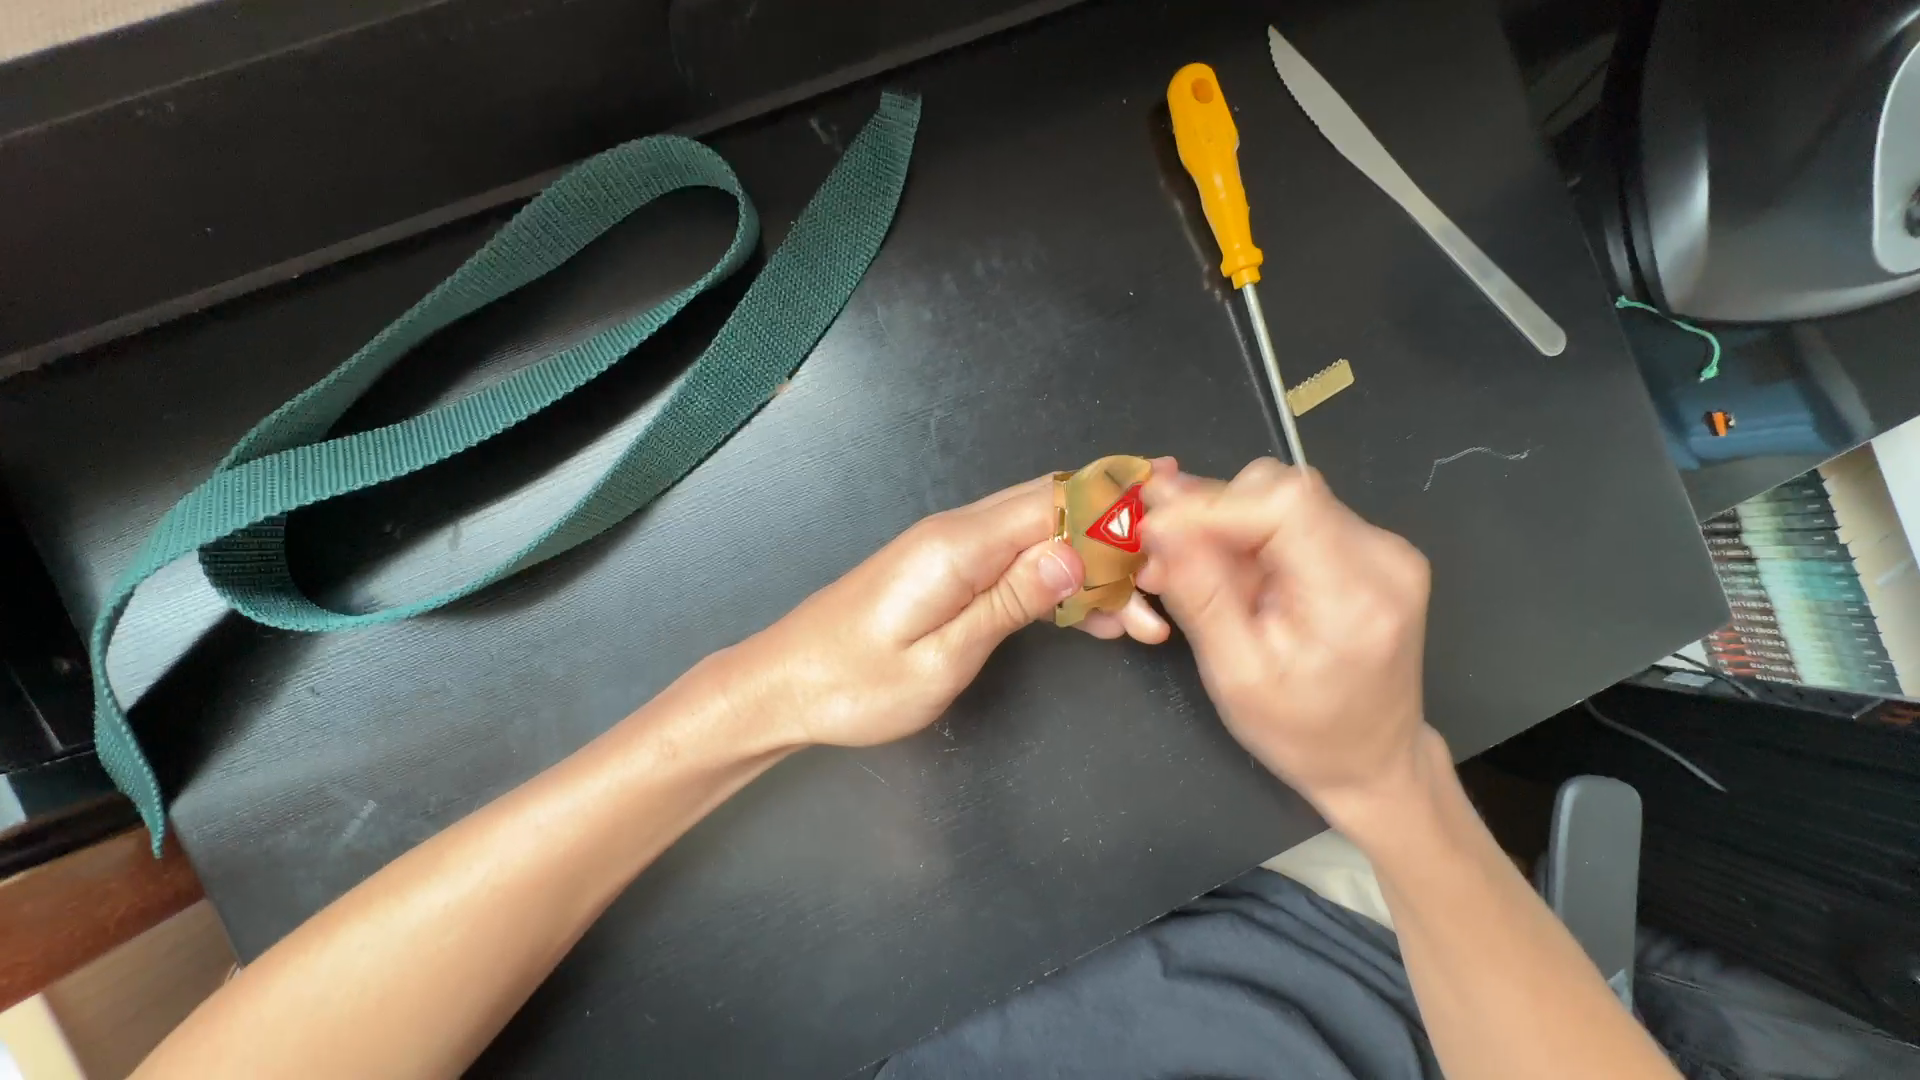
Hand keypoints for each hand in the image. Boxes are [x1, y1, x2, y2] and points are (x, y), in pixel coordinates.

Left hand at [733, 465, 1173, 748]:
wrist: (782, 687)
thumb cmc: (853, 686)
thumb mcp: (940, 658)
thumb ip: (1009, 602)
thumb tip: (1077, 554)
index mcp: (959, 546)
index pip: (1057, 502)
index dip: (1120, 498)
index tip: (1177, 498)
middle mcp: (959, 533)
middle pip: (1057, 511)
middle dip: (1120, 538)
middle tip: (1172, 578)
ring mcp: (952, 551)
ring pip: (1043, 541)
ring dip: (1096, 572)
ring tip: (1144, 620)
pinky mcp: (946, 573)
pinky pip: (1017, 566)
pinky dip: (1060, 587)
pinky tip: (1094, 621)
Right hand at [1139, 458, 1437, 825]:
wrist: (1373, 760)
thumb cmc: (1300, 732)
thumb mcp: (1235, 674)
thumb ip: (1200, 592)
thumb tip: (1160, 521)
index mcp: (1353, 592)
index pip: (1282, 501)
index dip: (1210, 503)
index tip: (1156, 529)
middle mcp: (1382, 555)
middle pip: (1282, 488)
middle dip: (1215, 514)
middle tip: (1169, 560)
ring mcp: (1385, 549)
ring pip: (1286, 496)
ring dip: (1231, 526)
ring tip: (1203, 576)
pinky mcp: (1374, 551)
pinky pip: (1300, 516)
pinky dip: (1256, 537)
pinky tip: (1242, 578)